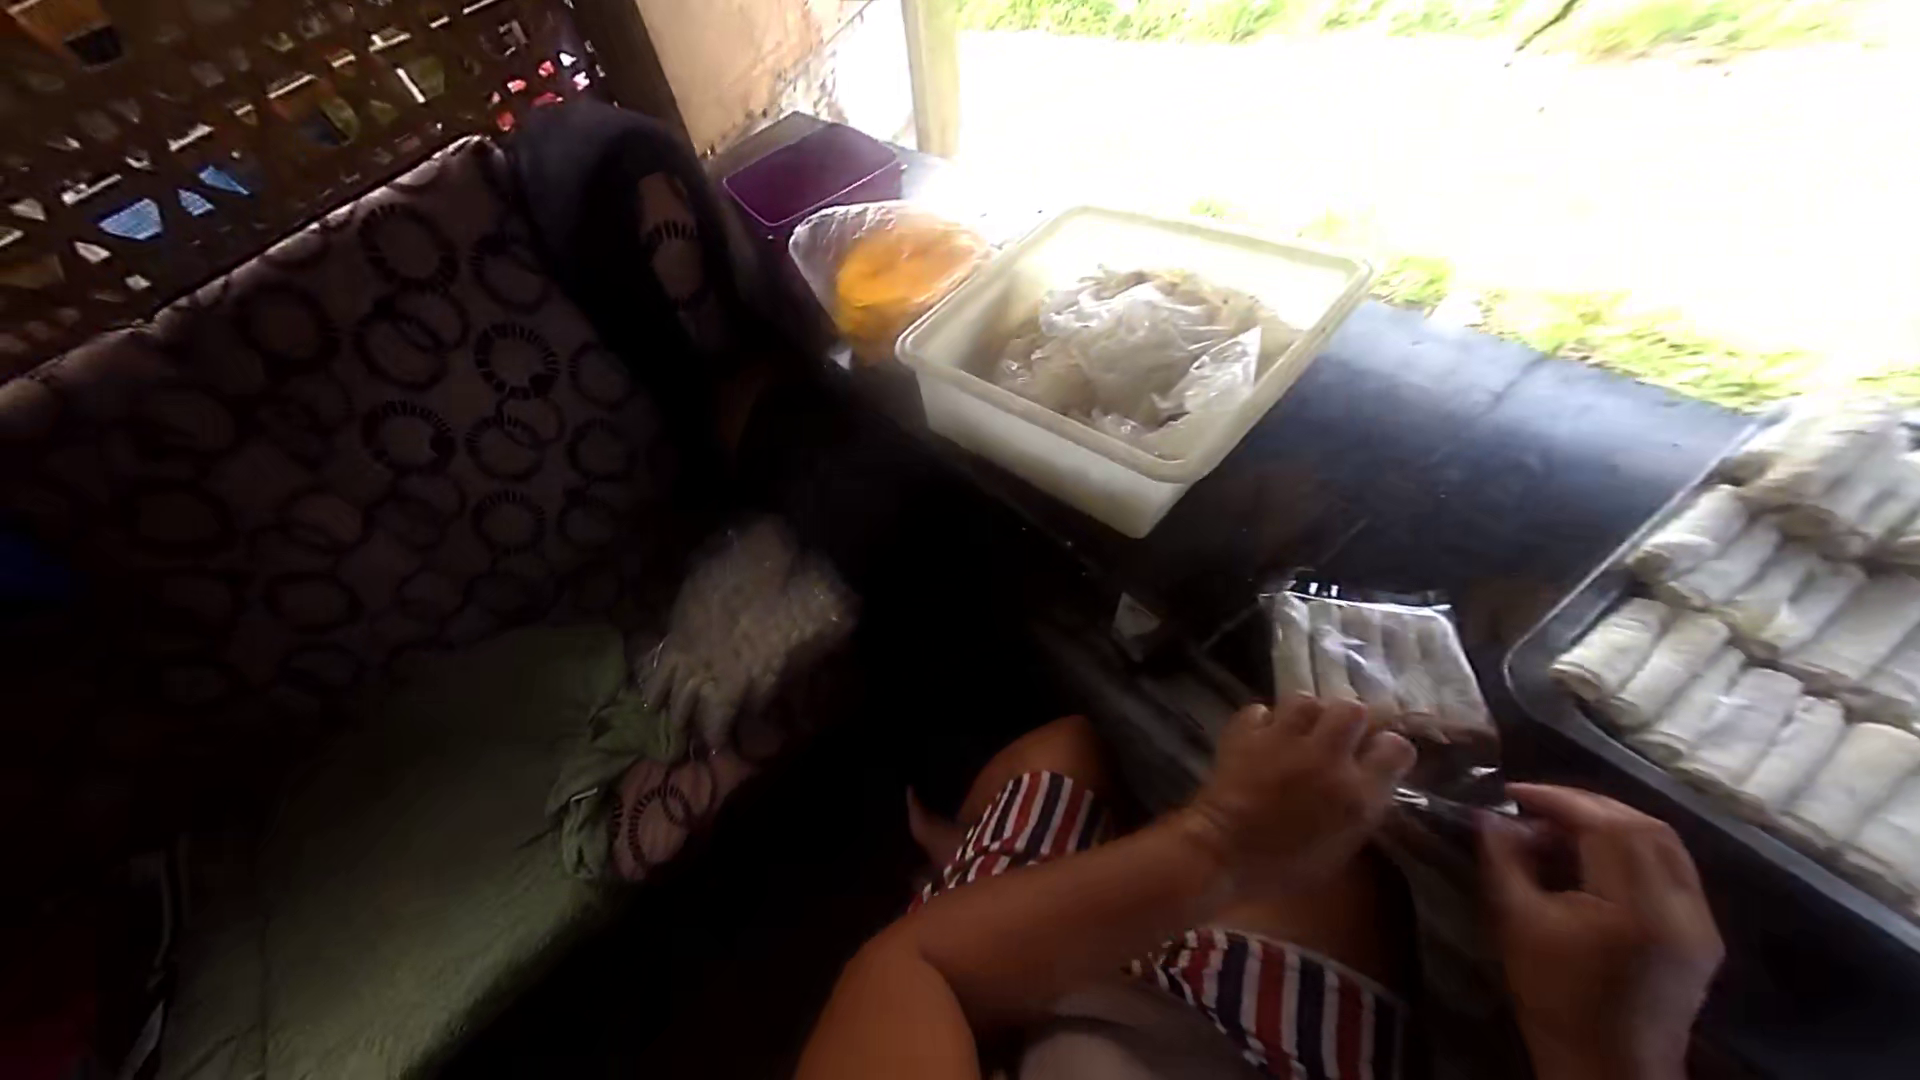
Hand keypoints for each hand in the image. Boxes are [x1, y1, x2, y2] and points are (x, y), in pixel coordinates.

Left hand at [1185, 695, 1415, 897]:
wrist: (1224, 850)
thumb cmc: (1286, 864)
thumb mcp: (1343, 845)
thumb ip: (1361, 806)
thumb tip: (1367, 780)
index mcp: (1358, 792)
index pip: (1396, 748)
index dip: (1388, 747)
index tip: (1378, 752)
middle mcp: (1326, 756)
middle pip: (1352, 709)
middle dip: (1349, 717)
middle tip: (1339, 732)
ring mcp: (1282, 738)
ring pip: (1306, 700)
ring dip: (1307, 713)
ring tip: (1300, 728)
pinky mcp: (1245, 731)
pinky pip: (1261, 710)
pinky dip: (1264, 719)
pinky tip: (1263, 733)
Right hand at [1480, 784, 1723, 1079]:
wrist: (1607, 1062)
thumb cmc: (1552, 990)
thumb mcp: (1512, 915)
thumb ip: (1502, 857)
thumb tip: (1488, 814)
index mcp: (1640, 910)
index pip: (1612, 827)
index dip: (1560, 799)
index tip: (1512, 793)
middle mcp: (1684, 912)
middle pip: (1646, 827)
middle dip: (1584, 803)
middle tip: (1532, 802)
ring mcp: (1700, 924)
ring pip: (1663, 843)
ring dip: (1607, 821)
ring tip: (1554, 822)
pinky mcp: (1698, 933)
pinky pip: (1667, 866)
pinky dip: (1624, 844)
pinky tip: (1583, 852)